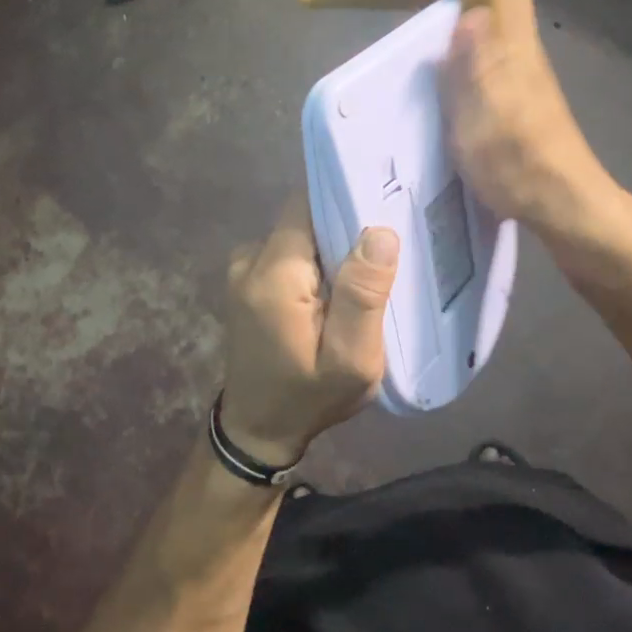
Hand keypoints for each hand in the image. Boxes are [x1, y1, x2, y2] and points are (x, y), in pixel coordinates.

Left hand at [222, 195, 399, 464]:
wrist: (258, 431)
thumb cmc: (308, 397)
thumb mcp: (350, 359)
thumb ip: (363, 295)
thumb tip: (380, 231)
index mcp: (274, 272)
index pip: (309, 204)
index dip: (347, 199)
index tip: (386, 204)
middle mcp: (250, 259)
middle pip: (304, 217)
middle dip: (344, 225)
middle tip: (388, 242)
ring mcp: (243, 268)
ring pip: (298, 234)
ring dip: (331, 245)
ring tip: (369, 265)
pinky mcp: (247, 281)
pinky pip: (288, 252)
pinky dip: (314, 261)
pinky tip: (341, 283)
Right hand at [441, 0, 611, 235]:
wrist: (565, 203)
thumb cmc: (518, 163)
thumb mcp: (484, 120)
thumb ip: (474, 68)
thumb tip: (468, 12)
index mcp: (511, 53)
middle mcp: (522, 54)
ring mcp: (526, 75)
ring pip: (508, 15)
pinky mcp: (524, 95)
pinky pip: (503, 40)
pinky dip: (489, 18)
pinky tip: (474, 29)